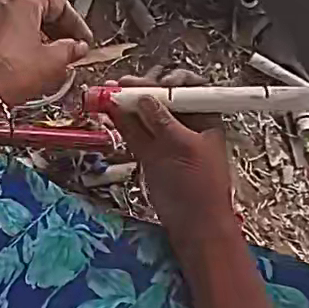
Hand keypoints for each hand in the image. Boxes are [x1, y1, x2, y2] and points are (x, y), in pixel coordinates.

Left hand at [0, 0, 92, 105]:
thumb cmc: (9, 73)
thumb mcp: (52, 61)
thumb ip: (70, 49)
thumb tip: (78, 47)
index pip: (60, 3)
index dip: (76, 23)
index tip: (84, 39)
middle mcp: (4, 1)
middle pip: (41, 9)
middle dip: (61, 29)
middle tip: (74, 47)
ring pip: (26, 20)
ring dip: (45, 36)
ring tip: (58, 56)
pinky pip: (12, 30)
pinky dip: (27, 40)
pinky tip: (36, 58)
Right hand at [111, 71, 238, 246]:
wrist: (195, 224)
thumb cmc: (198, 185)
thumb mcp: (183, 147)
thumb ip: (162, 121)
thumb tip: (144, 98)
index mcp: (204, 118)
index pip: (188, 89)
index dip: (169, 82)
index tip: (153, 83)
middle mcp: (184, 125)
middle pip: (161, 99)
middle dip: (140, 91)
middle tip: (119, 85)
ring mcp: (164, 140)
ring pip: (143, 115)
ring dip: (125, 103)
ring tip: (104, 93)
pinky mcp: (149, 154)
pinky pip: (134, 133)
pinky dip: (121, 121)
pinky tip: (108, 110)